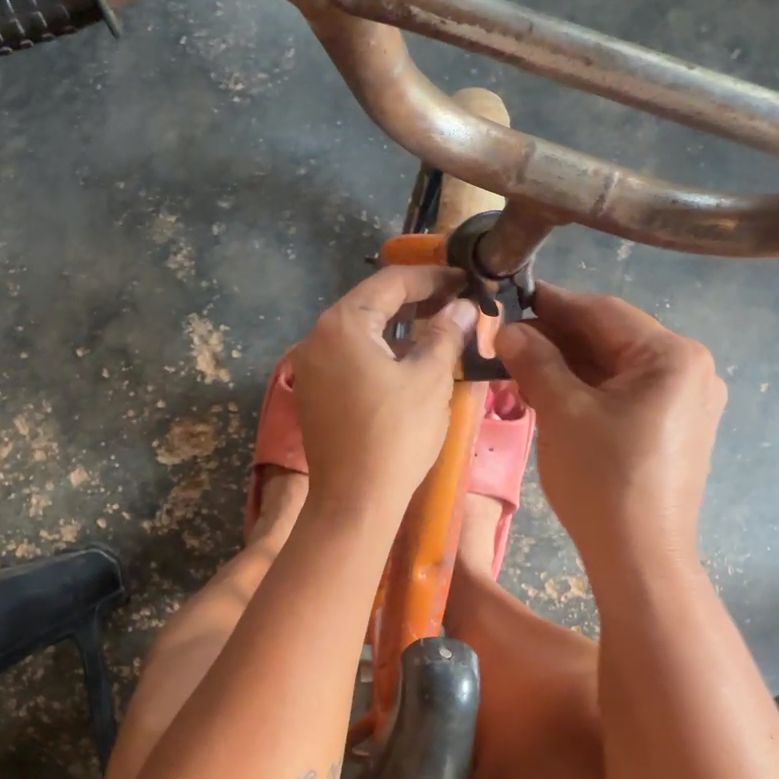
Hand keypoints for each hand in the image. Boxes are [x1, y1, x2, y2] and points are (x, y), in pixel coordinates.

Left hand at [291, 266, 478, 520]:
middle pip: (372, 305)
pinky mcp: (314, 396)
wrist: (354, 500)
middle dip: (418, 301)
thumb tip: (463, 307)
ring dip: (401, 330)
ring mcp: (311, 369)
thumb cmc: (396, 434)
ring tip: (443, 332)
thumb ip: (446, 334)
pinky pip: (352, 361)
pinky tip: (413, 365)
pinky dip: (382, 355)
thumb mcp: (430, 378)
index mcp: (342, 324)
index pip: (392, 282)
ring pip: (362, 335)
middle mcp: (317, 338)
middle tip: (459, 303)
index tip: (468, 279)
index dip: (434, 277)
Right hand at [496, 284, 726, 568]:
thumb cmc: (602, 478)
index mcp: (673, 355)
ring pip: (615, 368)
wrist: (639, 555)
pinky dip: (587, 390)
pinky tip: (550, 395)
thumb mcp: (561, 412)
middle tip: (505, 342)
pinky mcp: (675, 430)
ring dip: (567, 365)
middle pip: (612, 338)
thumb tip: (507, 328)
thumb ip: (535, 361)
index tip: (507, 300)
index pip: (603, 312)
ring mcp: (688, 402)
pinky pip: (624, 394)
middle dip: (556, 339)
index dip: (551, 304)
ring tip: (519, 369)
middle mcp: (690, 370)